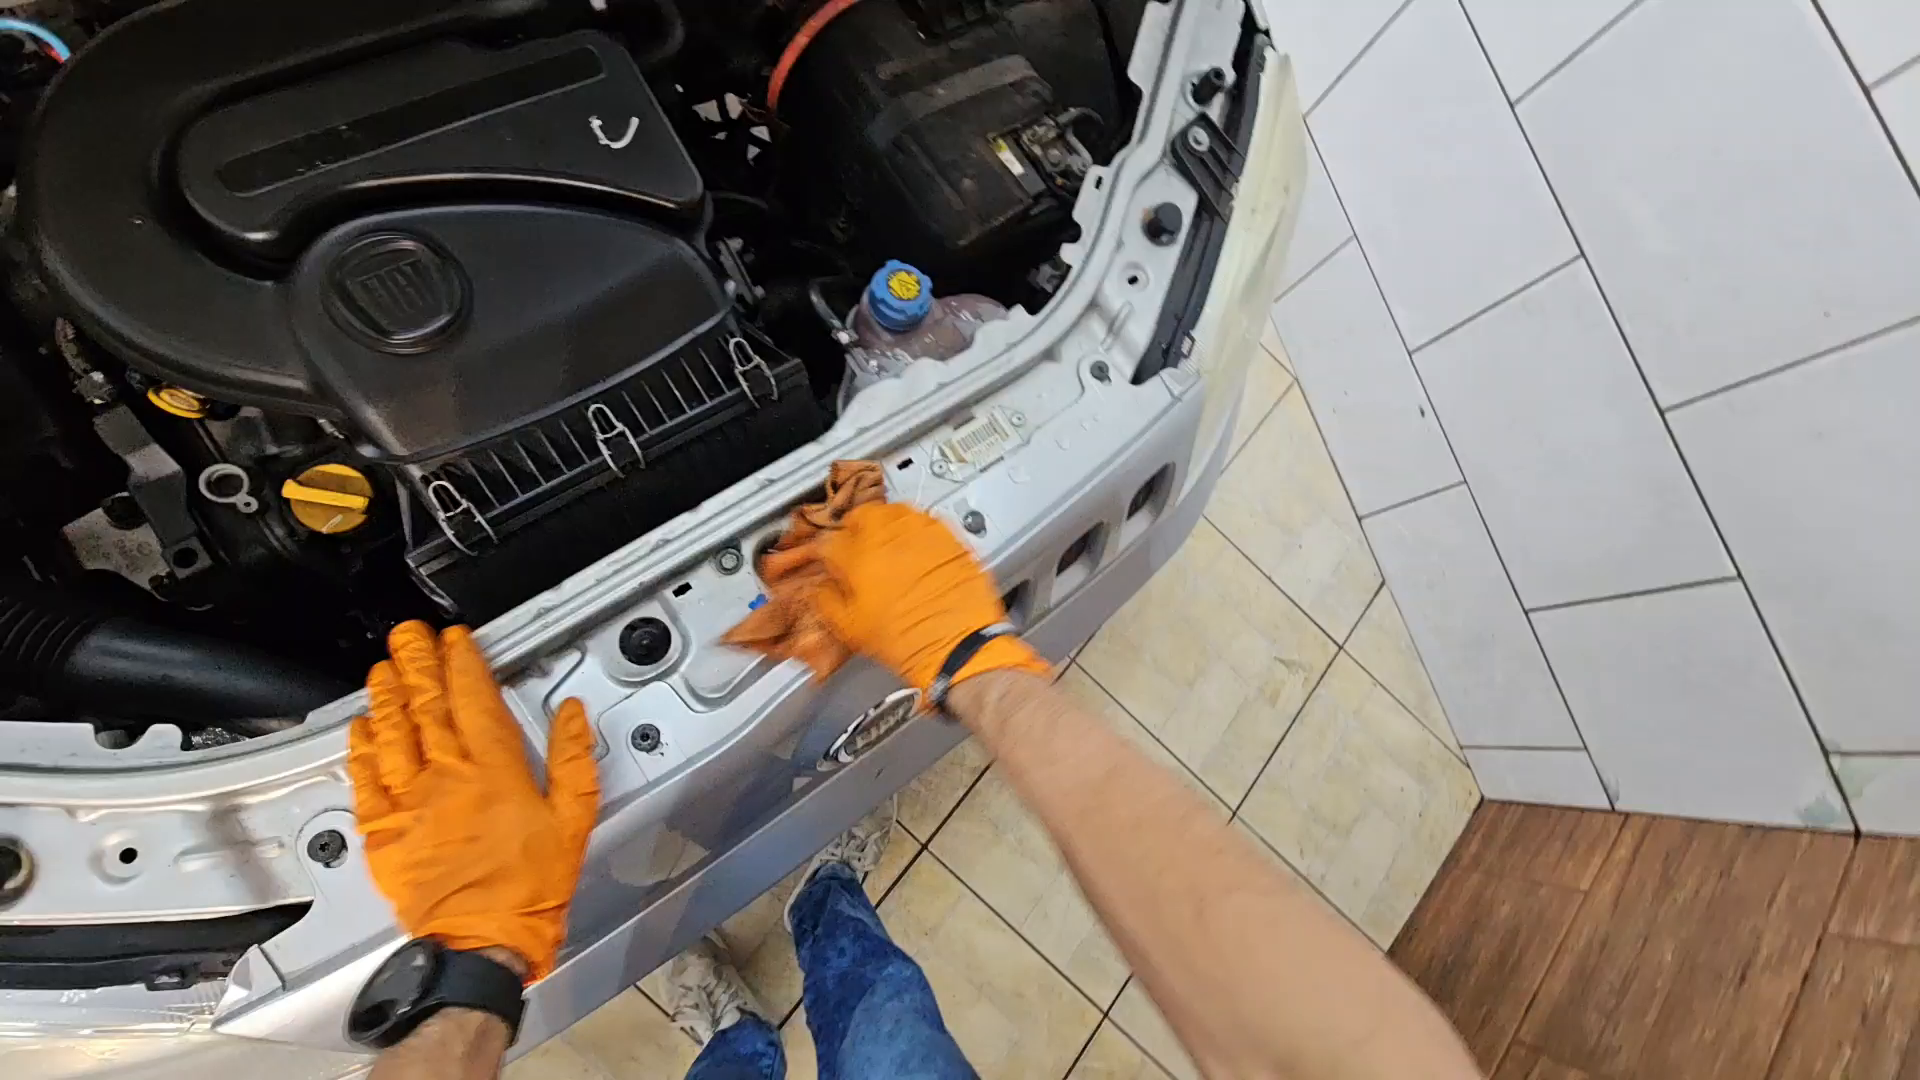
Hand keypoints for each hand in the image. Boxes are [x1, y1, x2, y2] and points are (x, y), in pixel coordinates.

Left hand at [348, 622, 599, 982]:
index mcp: (496, 769)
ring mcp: (409, 803)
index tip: (458, 638)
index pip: (475, 699)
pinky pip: (365, 780)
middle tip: (410, 633)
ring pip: (391, 734)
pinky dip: (361, 747)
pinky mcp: (384, 832)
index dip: (464, 663)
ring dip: (386, 695)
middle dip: (418, 663)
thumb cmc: (531, 879)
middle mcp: (447, 778)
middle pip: (426, 706)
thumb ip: (574, 756)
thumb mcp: (575, 813)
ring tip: (384, 665)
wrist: (484, 938)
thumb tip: (570, 712)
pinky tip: (361, 725)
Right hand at [811, 502, 1050, 693]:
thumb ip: (828, 601)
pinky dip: (919, 531)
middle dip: (857, 527)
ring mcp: (923, 531)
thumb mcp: (852, 628)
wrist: (958, 646)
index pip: (829, 539)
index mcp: (857, 555)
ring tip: (889, 544)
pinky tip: (920, 550)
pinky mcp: (951, 537)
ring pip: (897, 511)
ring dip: (889, 523)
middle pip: (864, 513)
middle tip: (859, 545)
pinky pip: (928, 522)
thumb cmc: (906, 641)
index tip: (832, 560)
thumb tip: (821, 589)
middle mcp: (889, 534)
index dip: (827, 550)